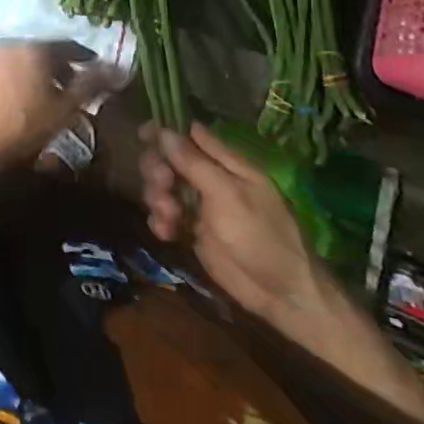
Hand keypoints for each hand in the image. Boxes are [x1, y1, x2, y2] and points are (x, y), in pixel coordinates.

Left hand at [0, 42, 112, 175]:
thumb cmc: (22, 127)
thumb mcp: (65, 109)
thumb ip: (93, 85)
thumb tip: (120, 69)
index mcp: (35, 47)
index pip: (71, 46)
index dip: (88, 61)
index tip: (99, 76)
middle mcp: (12, 44)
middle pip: (47, 53)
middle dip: (64, 71)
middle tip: (76, 93)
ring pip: (27, 63)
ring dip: (43, 77)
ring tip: (53, 102)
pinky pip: (9, 72)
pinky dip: (23, 82)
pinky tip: (25, 106)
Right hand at [139, 122, 325, 322]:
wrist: (280, 292)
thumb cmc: (261, 235)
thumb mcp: (228, 195)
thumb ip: (194, 164)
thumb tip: (164, 131)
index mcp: (227, 164)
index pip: (192, 136)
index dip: (166, 131)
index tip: (142, 134)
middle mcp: (211, 180)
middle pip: (170, 161)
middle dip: (158, 170)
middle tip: (163, 185)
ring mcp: (200, 207)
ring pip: (163, 189)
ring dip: (158, 198)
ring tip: (169, 217)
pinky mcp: (192, 232)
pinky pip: (165, 217)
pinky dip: (161, 222)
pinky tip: (166, 233)